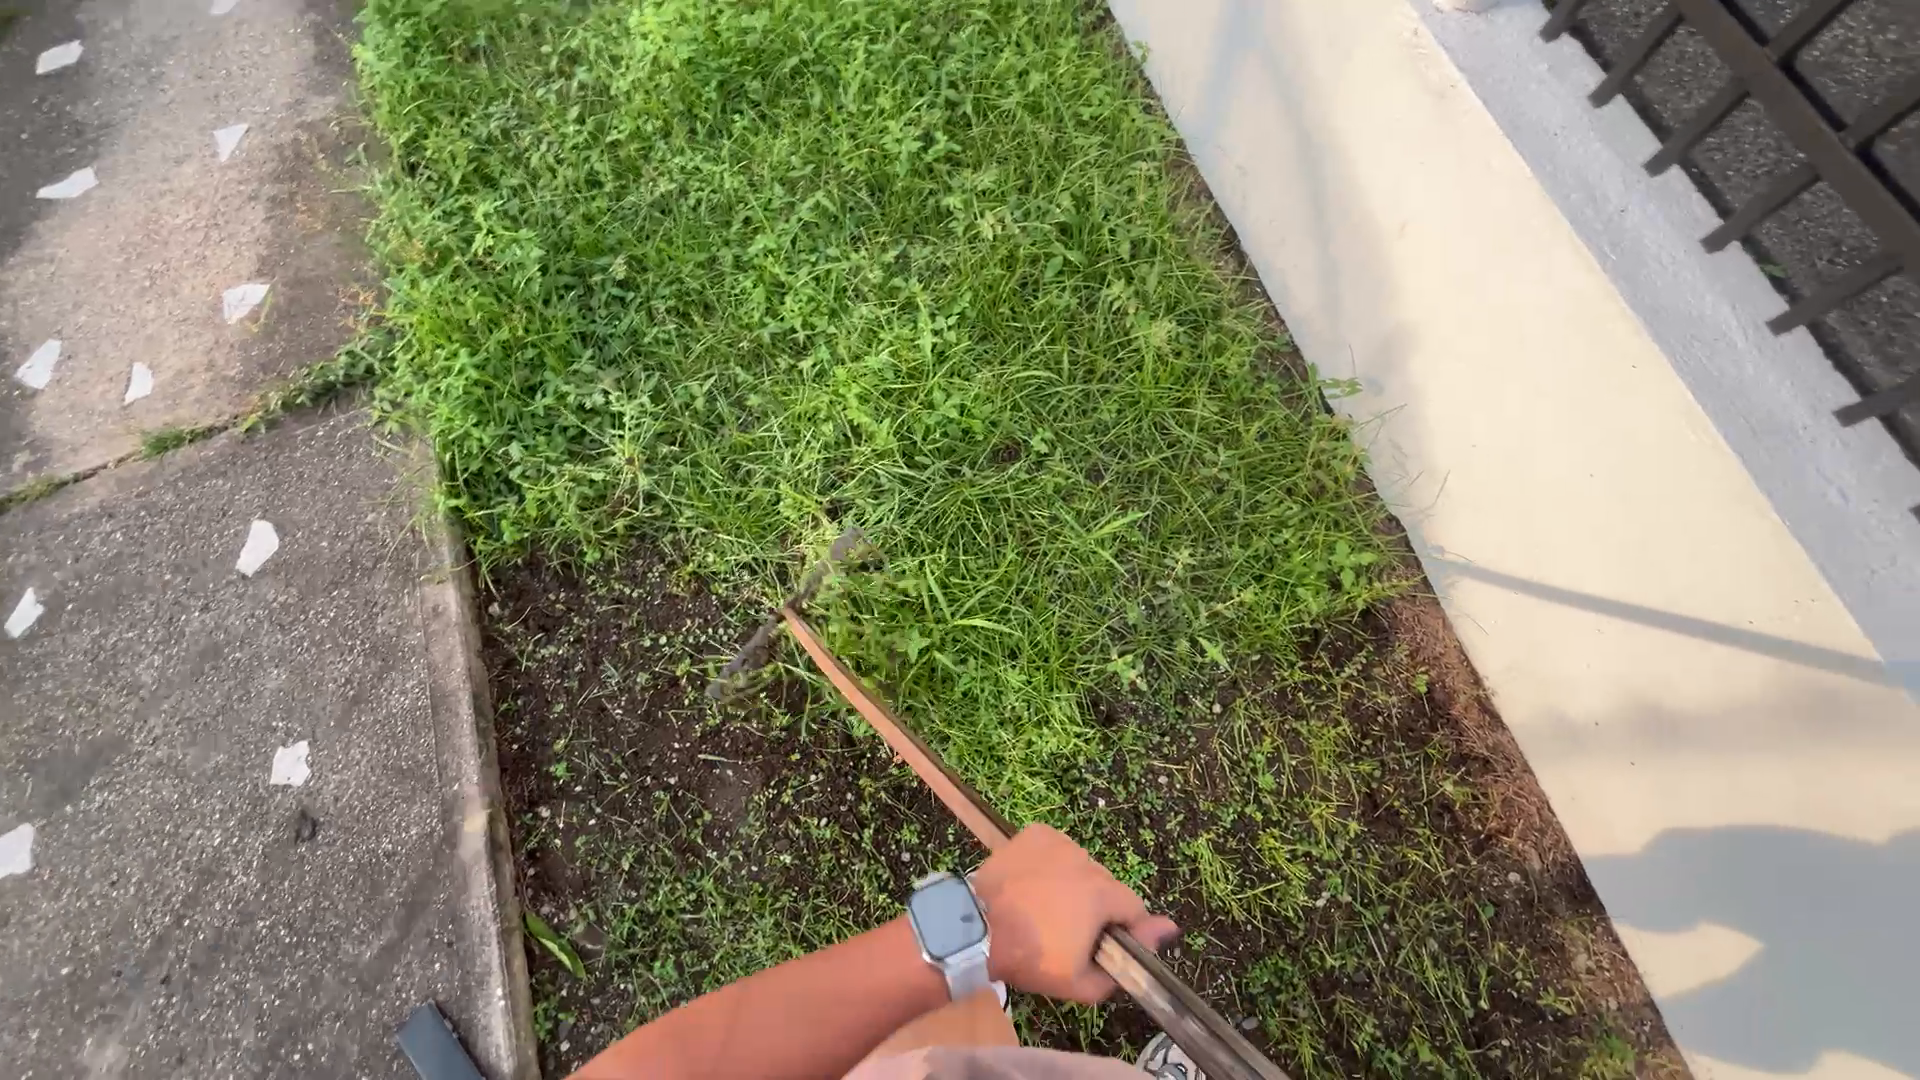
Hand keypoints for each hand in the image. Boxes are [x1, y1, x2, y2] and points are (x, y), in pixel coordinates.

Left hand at [970, 824, 1178, 1003]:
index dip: (1125, 931)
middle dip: (1096, 908)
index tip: (1103, 946)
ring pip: (1080, 866)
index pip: (1134, 909)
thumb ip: (1130, 962)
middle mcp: (1087, 860)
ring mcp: (1059, 842)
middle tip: (1068, 931)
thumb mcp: (1083, 983)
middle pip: (1106, 887)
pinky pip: (1055, 849)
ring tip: (1046, 907)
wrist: (977, 927)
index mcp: (1104, 893)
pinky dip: (1051, 863)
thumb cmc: (1032, 958)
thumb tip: (1169, 929)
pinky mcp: (1035, 833)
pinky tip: (1034, 883)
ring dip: (1073, 884)